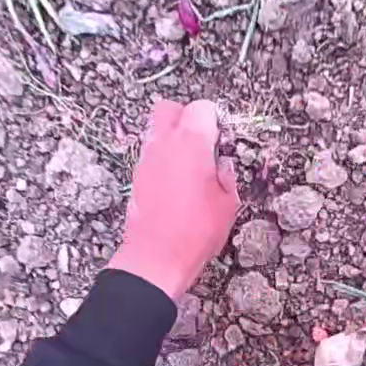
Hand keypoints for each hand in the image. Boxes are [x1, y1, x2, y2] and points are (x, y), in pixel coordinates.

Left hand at [107, 98, 238, 301]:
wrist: (157, 257)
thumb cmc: (196, 232)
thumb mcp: (228, 204)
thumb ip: (227, 176)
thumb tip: (222, 164)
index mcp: (192, 143)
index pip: (202, 108)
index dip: (215, 120)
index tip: (222, 138)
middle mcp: (164, 143)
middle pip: (170, 108)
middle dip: (187, 117)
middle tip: (203, 141)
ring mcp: (146, 158)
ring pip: (157, 130)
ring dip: (174, 138)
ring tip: (191, 166)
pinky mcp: (137, 176)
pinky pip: (151, 154)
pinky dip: (164, 158)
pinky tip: (178, 182)